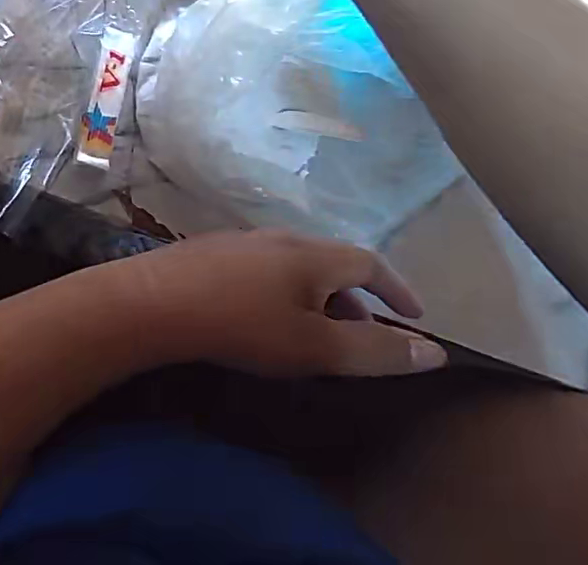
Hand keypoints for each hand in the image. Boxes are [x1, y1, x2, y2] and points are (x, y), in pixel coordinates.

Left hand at [106, 230, 448, 378]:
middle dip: (355, 298)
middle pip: (330, 261)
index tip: (416, 316)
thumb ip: (375, 350)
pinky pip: (262, 268)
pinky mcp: (210, 251)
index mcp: (309, 253)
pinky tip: (263, 318)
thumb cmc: (242, 325)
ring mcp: (239, 240)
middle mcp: (276, 236)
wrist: (155, 301)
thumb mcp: (316, 347)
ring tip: (315, 333)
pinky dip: (283, 292)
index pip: (368, 261)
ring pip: (293, 265)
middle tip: (363, 337)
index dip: (397, 288)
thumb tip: (433, 351)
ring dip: (317, 296)